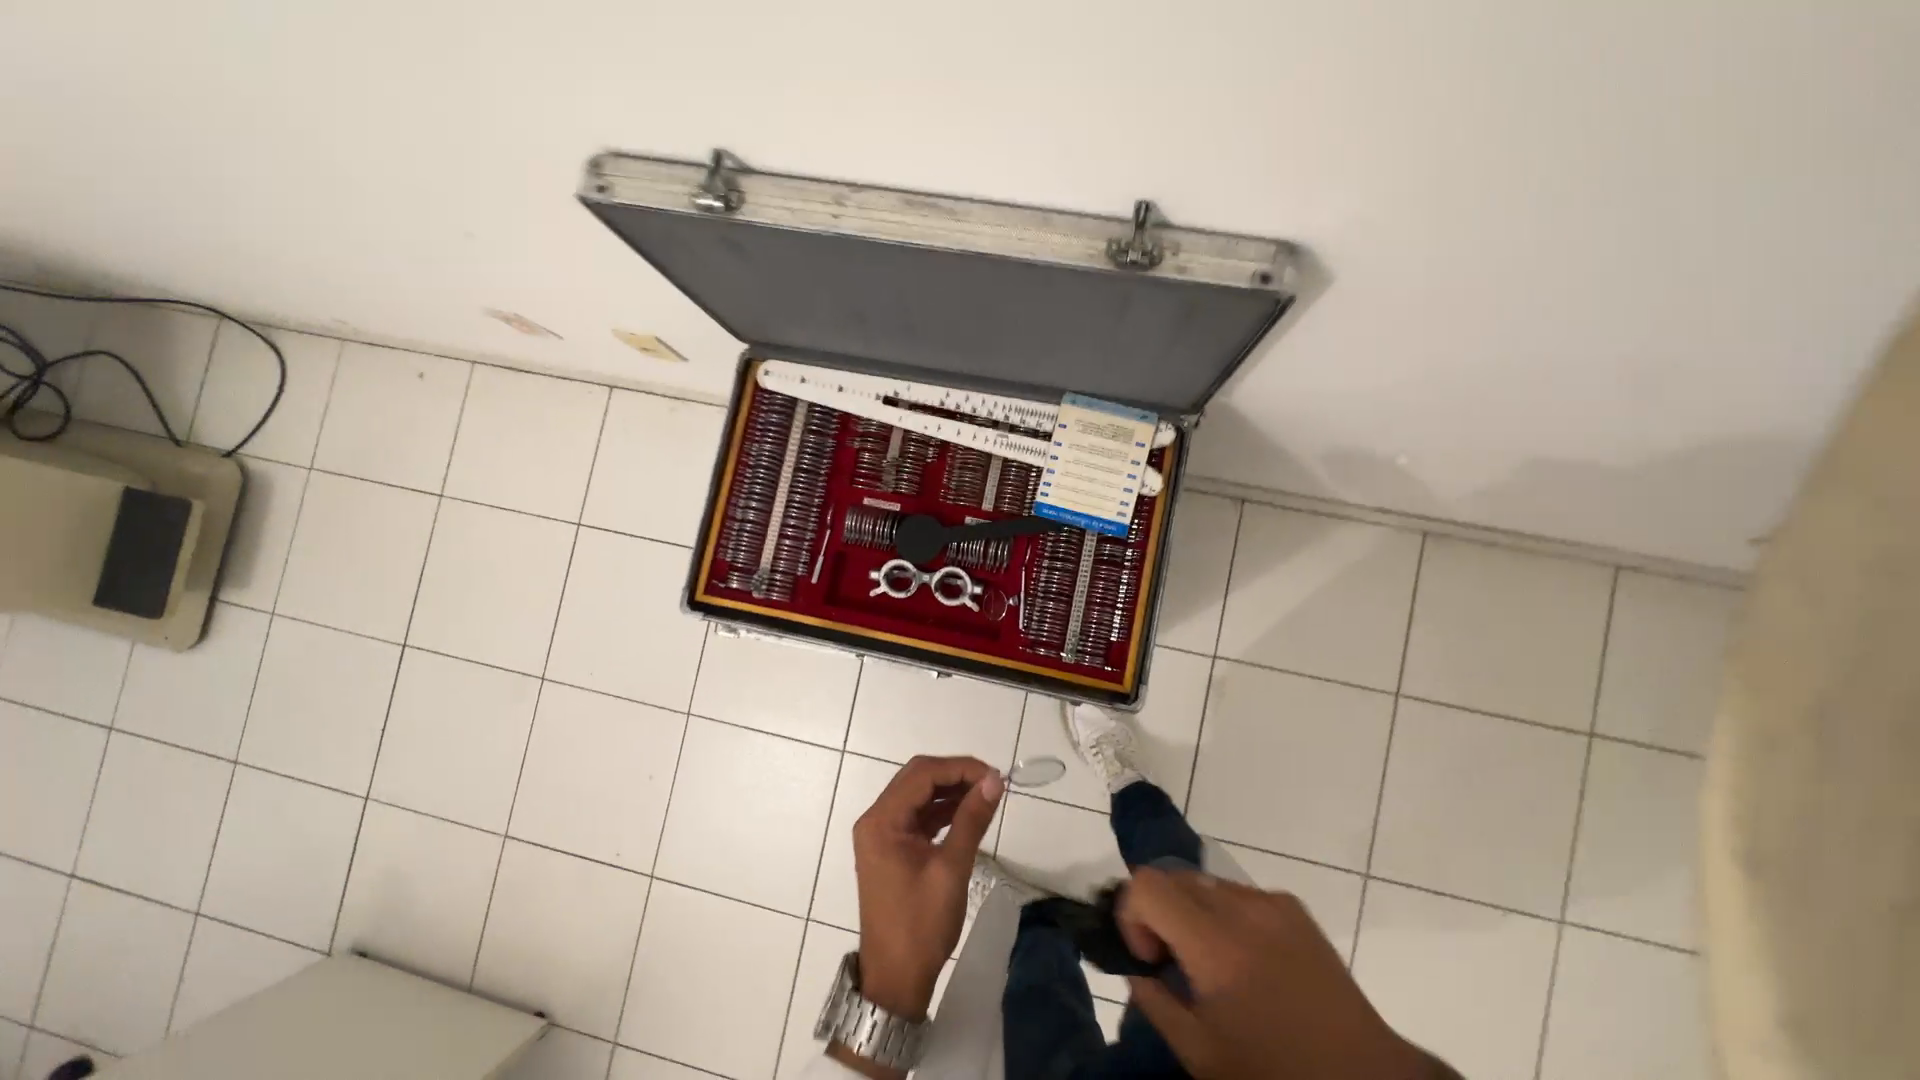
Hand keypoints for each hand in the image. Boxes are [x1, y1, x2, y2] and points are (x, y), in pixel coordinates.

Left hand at [852, 755, 1004, 1019]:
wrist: (896, 978)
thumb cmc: (920, 925)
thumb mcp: (951, 869)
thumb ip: (971, 820)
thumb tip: (994, 781)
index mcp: (881, 821)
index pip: (921, 774)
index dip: (960, 768)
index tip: (995, 777)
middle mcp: (876, 821)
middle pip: (917, 779)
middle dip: (956, 776)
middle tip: (993, 784)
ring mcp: (882, 836)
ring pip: (919, 796)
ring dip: (951, 792)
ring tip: (987, 797)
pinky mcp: (892, 850)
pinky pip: (918, 817)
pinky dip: (943, 812)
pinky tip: (969, 815)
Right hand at [1118, 866, 1443, 1079]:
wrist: (1361, 1076)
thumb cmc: (1272, 1069)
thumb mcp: (1198, 1052)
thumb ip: (1154, 1000)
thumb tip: (1137, 967)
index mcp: (1217, 943)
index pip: (1147, 885)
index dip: (1132, 916)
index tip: (1150, 960)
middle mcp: (1244, 908)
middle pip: (1173, 878)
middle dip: (1158, 914)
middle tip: (1172, 965)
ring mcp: (1274, 903)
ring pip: (1205, 883)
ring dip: (1191, 913)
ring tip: (1210, 965)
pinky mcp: (1296, 909)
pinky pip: (1239, 894)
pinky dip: (1224, 915)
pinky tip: (1245, 961)